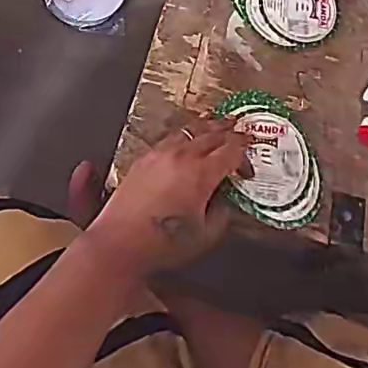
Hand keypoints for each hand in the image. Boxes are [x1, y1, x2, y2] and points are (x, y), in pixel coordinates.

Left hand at [84, 119, 250, 279]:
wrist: (118, 245)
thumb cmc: (162, 245)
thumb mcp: (206, 235)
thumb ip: (223, 213)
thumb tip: (226, 200)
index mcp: (202, 174)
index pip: (231, 151)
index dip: (245, 153)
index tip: (248, 161)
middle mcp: (183, 157)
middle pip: (213, 134)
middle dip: (231, 132)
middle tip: (241, 130)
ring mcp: (161, 154)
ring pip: (191, 130)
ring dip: (208, 126)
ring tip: (217, 123)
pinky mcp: (145, 159)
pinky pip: (172, 137)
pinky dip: (187, 133)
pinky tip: (187, 137)